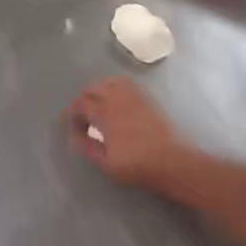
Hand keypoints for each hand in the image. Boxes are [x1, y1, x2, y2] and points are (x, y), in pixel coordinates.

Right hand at [66, 77, 193, 189]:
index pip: (79, 104)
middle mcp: (116, 98)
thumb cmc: (136, 164)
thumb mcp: (105, 162)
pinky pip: (125, 82)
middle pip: (92, 89)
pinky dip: (114, 86)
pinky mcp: (146, 97)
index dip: (72, 114)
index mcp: (103, 113)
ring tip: (98, 105)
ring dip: (98, 90)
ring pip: (108, 82)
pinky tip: (116, 99)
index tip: (74, 127)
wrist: (172, 160)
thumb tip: (76, 135)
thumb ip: (87, 147)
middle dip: (83, 101)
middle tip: (83, 117)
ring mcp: (132, 95)